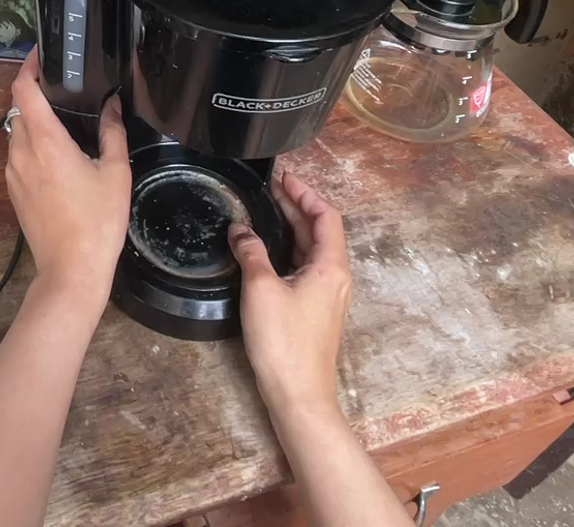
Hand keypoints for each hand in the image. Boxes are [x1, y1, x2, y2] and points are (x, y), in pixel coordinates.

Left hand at [5, 50, 130, 311]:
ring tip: (64, 123)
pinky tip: (58, 157)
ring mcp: (13, 172)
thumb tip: (112, 105)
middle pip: (18, 108)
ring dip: (34, 122)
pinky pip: (18, 155)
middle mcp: (22, 152)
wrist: (71, 270)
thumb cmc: (98, 222)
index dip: (27, 67)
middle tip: (61, 89)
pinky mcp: (13, 190)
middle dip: (35, 94)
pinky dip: (32, 145)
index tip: (40, 56)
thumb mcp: (115, 173)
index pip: (23, 90)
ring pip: (17, 132)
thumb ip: (112, 132)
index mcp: (45, 141)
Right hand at [230, 170, 351, 413]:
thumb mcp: (261, 288)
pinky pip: (303, 265)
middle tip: (270, 187)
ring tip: (265, 208)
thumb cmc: (284, 341)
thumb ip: (251, 252)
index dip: (306, 193)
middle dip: (297, 205)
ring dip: (292, 225)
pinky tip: (265, 246)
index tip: (283, 177)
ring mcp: (325, 295)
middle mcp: (334, 278)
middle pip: (320, 230)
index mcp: (330, 267)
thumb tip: (240, 229)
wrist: (298, 395)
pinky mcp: (313, 309)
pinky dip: (287, 246)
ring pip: (311, 248)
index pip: (326, 216)